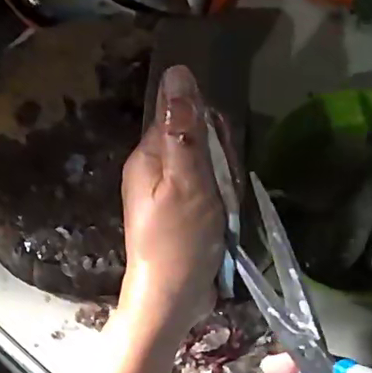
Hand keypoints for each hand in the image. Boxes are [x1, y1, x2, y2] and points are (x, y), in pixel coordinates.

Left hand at [119, 65, 225, 331]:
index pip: (178, 116)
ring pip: (201, 170)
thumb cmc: (179, 242)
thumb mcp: (186, 182)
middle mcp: (151, 173)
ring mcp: (165, 199)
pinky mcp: (179, 220)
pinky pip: (203, 195)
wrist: (172, 300)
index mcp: (146, 158)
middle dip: (216, 156)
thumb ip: (184, 131)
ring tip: (225, 205)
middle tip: (223, 184)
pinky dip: (218, 201)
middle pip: (191, 143)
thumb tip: (177, 72)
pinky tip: (223, 216)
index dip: (206, 126)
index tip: (221, 151)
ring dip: (220, 181)